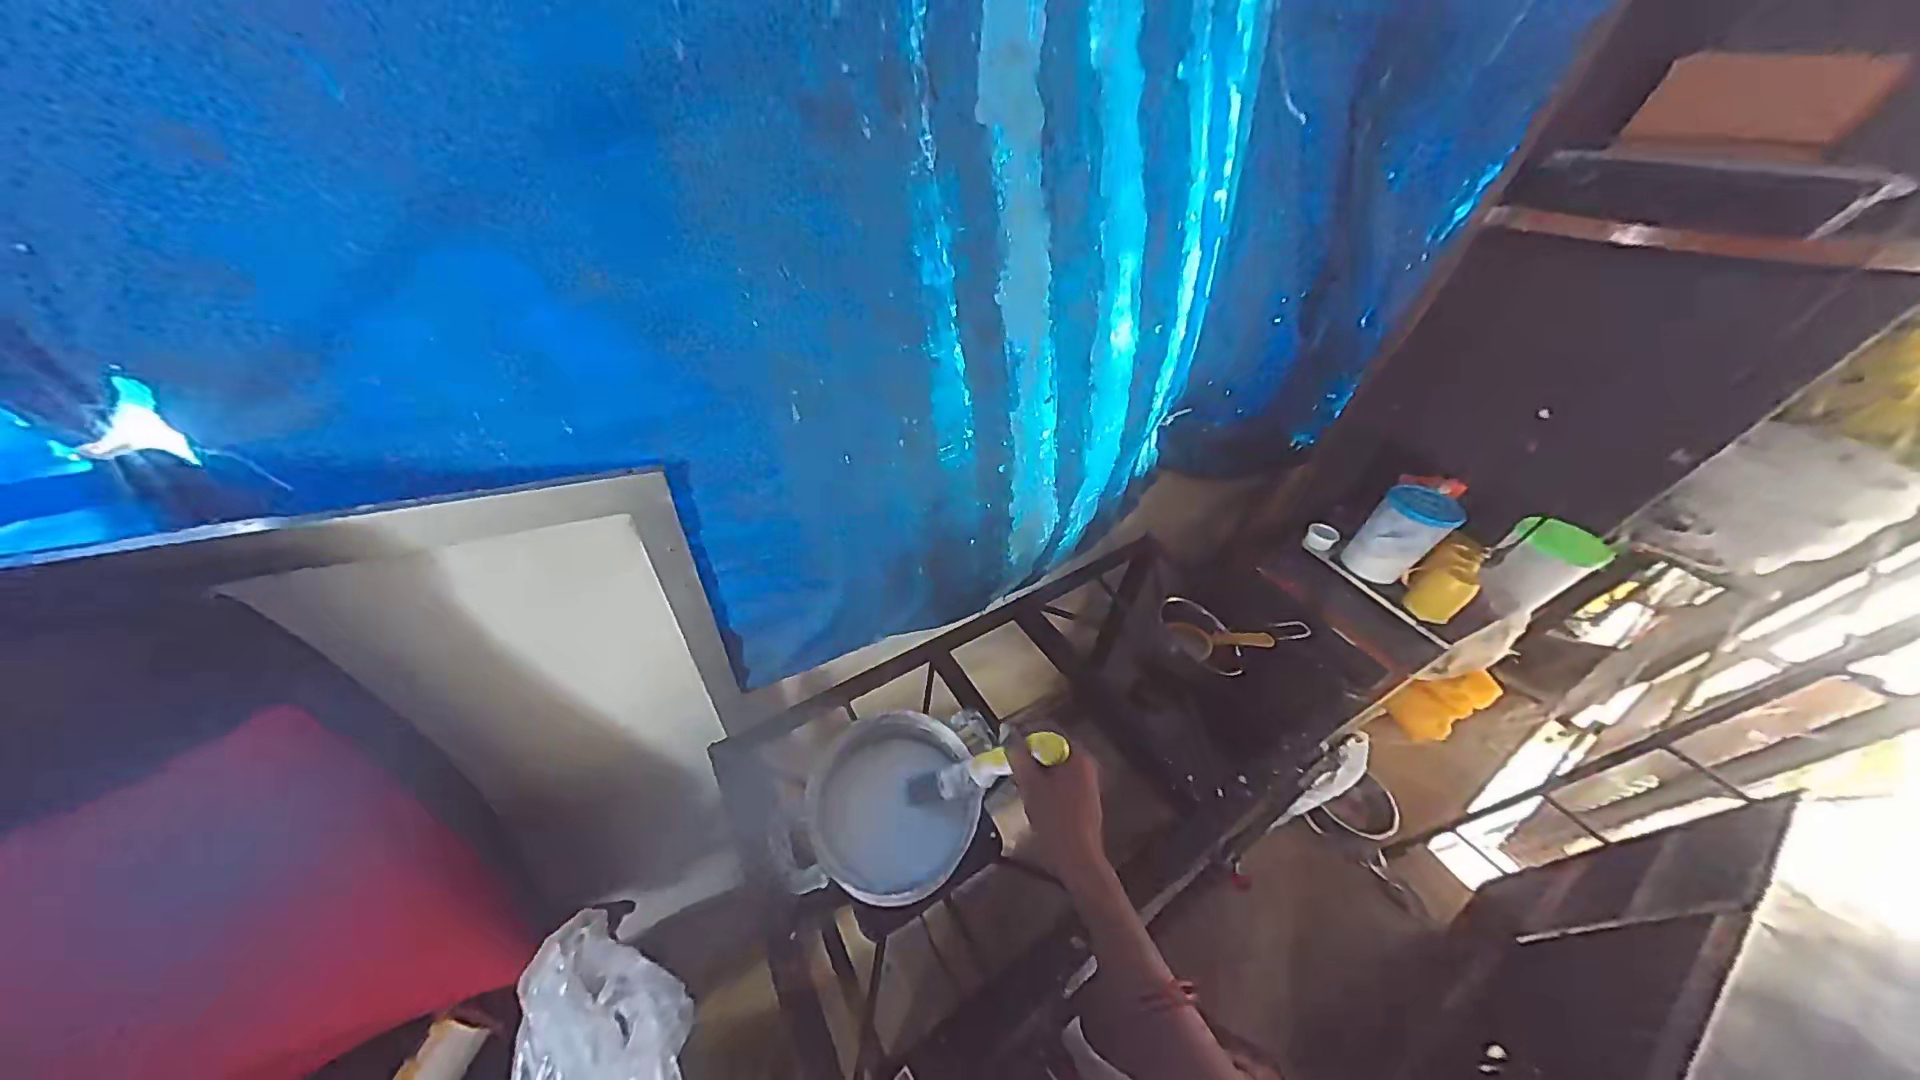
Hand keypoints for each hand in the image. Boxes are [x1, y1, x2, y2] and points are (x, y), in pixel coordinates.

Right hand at [1005, 728, 1108, 886]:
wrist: (1078, 860)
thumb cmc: (1054, 820)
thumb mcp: (1030, 785)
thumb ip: (1018, 757)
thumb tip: (1009, 737)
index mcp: (1078, 756)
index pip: (1048, 731)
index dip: (1025, 735)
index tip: (1008, 746)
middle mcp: (1087, 764)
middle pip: (1052, 748)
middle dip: (1030, 756)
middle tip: (1012, 766)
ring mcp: (1089, 782)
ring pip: (1055, 766)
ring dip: (1037, 771)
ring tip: (1021, 784)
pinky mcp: (1085, 798)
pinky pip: (1062, 780)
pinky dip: (1047, 784)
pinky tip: (1036, 799)